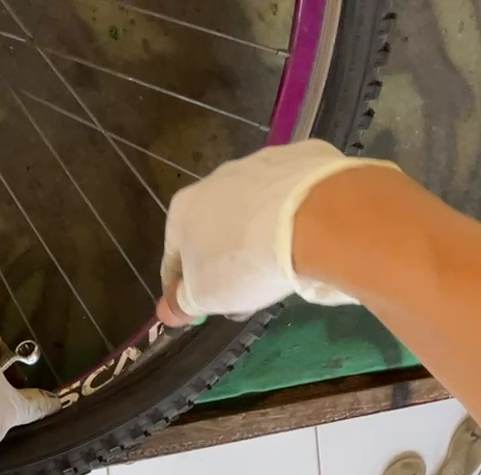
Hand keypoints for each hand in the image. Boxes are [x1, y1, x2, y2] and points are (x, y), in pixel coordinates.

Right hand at [156, 140, 398, 324]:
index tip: (199, 310)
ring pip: (251, 212)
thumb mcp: (205, 297)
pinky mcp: (302, 156)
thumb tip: (166, 311)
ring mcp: (260, 163)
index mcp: (183, 212)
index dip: (183, 290)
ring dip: (255, 238)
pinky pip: (289, 194)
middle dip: (223, 264)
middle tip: (243, 294)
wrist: (314, 219)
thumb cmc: (244, 264)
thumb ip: (181, 304)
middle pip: (213, 233)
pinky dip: (290, 214)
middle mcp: (215, 179)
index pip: (173, 260)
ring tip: (277, 266)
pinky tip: (303, 236)